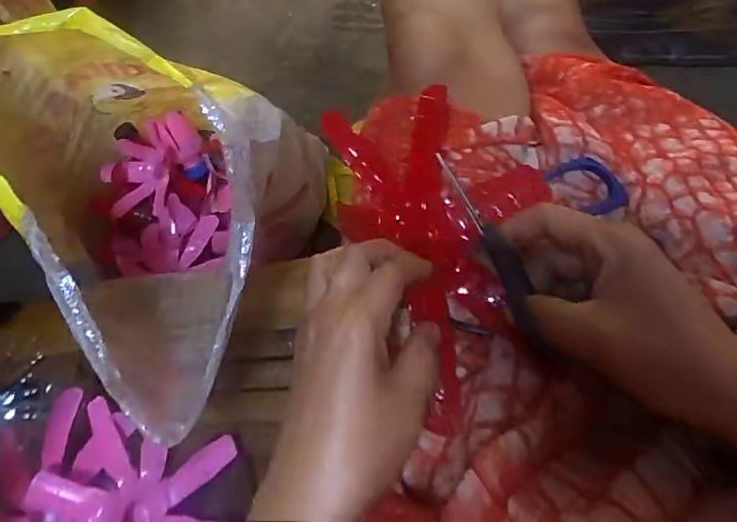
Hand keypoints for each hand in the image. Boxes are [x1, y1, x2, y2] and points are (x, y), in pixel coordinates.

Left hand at [250, 241, 439, 521]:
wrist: (308, 486)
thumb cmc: (365, 444)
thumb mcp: (409, 402)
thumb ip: (422, 353)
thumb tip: (427, 325)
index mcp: (357, 317)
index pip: (388, 271)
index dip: (415, 265)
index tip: (436, 272)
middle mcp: (327, 308)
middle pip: (352, 255)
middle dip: (384, 251)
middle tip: (411, 265)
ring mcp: (308, 322)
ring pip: (326, 264)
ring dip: (354, 258)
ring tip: (382, 276)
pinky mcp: (301, 340)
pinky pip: (316, 286)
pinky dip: (338, 276)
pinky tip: (358, 305)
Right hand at [501, 204, 736, 431]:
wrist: (733, 393)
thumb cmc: (662, 355)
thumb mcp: (592, 337)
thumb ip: (542, 313)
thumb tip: (507, 302)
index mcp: (608, 239)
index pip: (544, 218)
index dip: (507, 234)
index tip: (478, 258)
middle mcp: (615, 242)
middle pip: (554, 245)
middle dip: (524, 271)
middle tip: (498, 301)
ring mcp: (625, 266)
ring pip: (567, 269)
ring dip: (544, 292)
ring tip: (524, 322)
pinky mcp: (631, 290)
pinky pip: (585, 287)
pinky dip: (565, 304)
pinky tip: (554, 330)